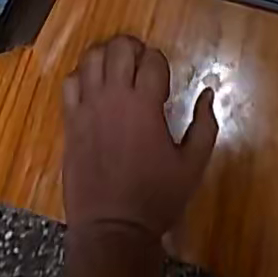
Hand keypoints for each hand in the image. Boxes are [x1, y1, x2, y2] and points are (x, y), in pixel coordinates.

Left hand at [60, 35, 218, 241]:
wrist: (112, 228)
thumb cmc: (156, 197)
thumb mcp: (192, 164)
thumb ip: (204, 124)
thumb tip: (207, 93)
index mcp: (145, 105)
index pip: (152, 59)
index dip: (160, 64)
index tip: (162, 83)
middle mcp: (114, 98)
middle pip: (119, 47)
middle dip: (133, 48)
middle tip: (140, 65)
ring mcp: (88, 107)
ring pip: (91, 58)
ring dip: (107, 56)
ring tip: (117, 70)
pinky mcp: (70, 121)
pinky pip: (69, 82)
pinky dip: (81, 77)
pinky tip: (93, 90)